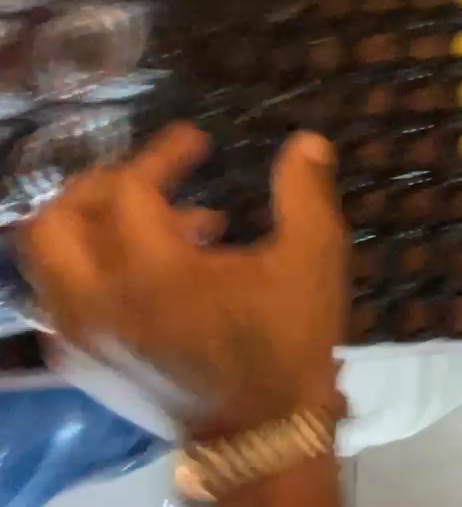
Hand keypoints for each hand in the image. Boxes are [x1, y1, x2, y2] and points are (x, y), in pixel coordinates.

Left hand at [17, 123, 347, 438]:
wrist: (258, 422)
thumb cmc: (290, 333)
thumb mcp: (314, 255)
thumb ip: (304, 194)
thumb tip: (305, 141)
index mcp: (154, 271)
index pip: (127, 192)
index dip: (160, 156)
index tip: (196, 139)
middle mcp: (95, 300)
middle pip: (55, 223)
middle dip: (101, 185)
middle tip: (154, 171)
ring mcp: (76, 335)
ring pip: (47, 262)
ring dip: (96, 226)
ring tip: (169, 219)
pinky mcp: (78, 359)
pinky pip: (61, 297)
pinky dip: (97, 265)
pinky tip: (159, 269)